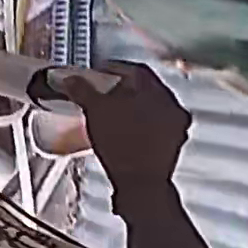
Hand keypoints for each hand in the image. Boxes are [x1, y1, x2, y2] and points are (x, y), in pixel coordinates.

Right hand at [60, 61, 190, 194]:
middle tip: (103, 91)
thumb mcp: (94, 110)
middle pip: (146, 87)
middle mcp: (172, 106)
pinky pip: (156, 124)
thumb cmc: (121, 143)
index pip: (136, 69)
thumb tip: (71, 79)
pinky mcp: (173, 143)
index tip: (100, 71)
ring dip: (133, 106)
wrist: (139, 180)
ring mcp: (176, 126)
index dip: (114, 68)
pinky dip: (140, 122)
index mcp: (156, 92)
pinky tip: (123, 129)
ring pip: (152, 106)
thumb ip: (82, 90)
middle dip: (124, 87)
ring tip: (111, 112)